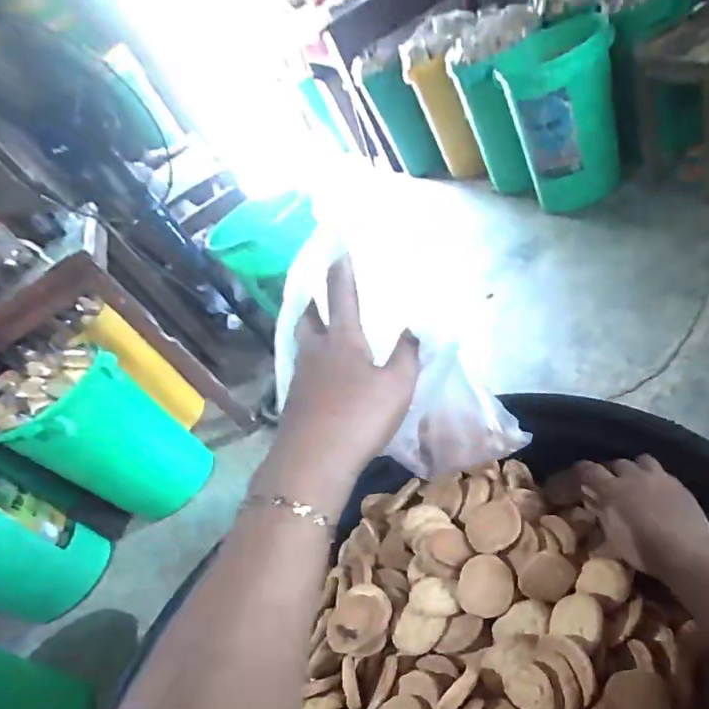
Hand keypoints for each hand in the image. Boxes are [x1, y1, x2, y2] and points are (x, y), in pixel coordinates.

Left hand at [260, 257, 419, 503]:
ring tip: (320, 326)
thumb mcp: (398, 386)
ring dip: (310, 328)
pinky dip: (311, 359)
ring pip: (303, 341)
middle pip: (310, 315)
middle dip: (316, 300)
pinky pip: (303, 367)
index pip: (341, 296)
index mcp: (343, 339)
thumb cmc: (361, 416)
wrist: (316, 458)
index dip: (342, 272)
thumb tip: (413, 329)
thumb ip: (407, 356)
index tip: (339, 250)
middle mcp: (316, 350)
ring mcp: (301, 375)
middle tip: (321, 292)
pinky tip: (320, 371)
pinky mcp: (296, 399)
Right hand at [581, 456, 708, 582]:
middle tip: (609, 488)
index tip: (580, 481)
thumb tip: (594, 513)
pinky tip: (658, 494)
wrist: (687, 551)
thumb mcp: (614, 543)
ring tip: (635, 484)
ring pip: (641, 461)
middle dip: (610, 473)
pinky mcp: (678, 483)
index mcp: (613, 490)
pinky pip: (661, 472)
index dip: (582, 473)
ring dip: (634, 470)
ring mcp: (659, 477)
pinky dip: (654, 479)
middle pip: (616, 463)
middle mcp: (634, 476)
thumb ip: (602, 522)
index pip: (589, 470)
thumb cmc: (645, 552)